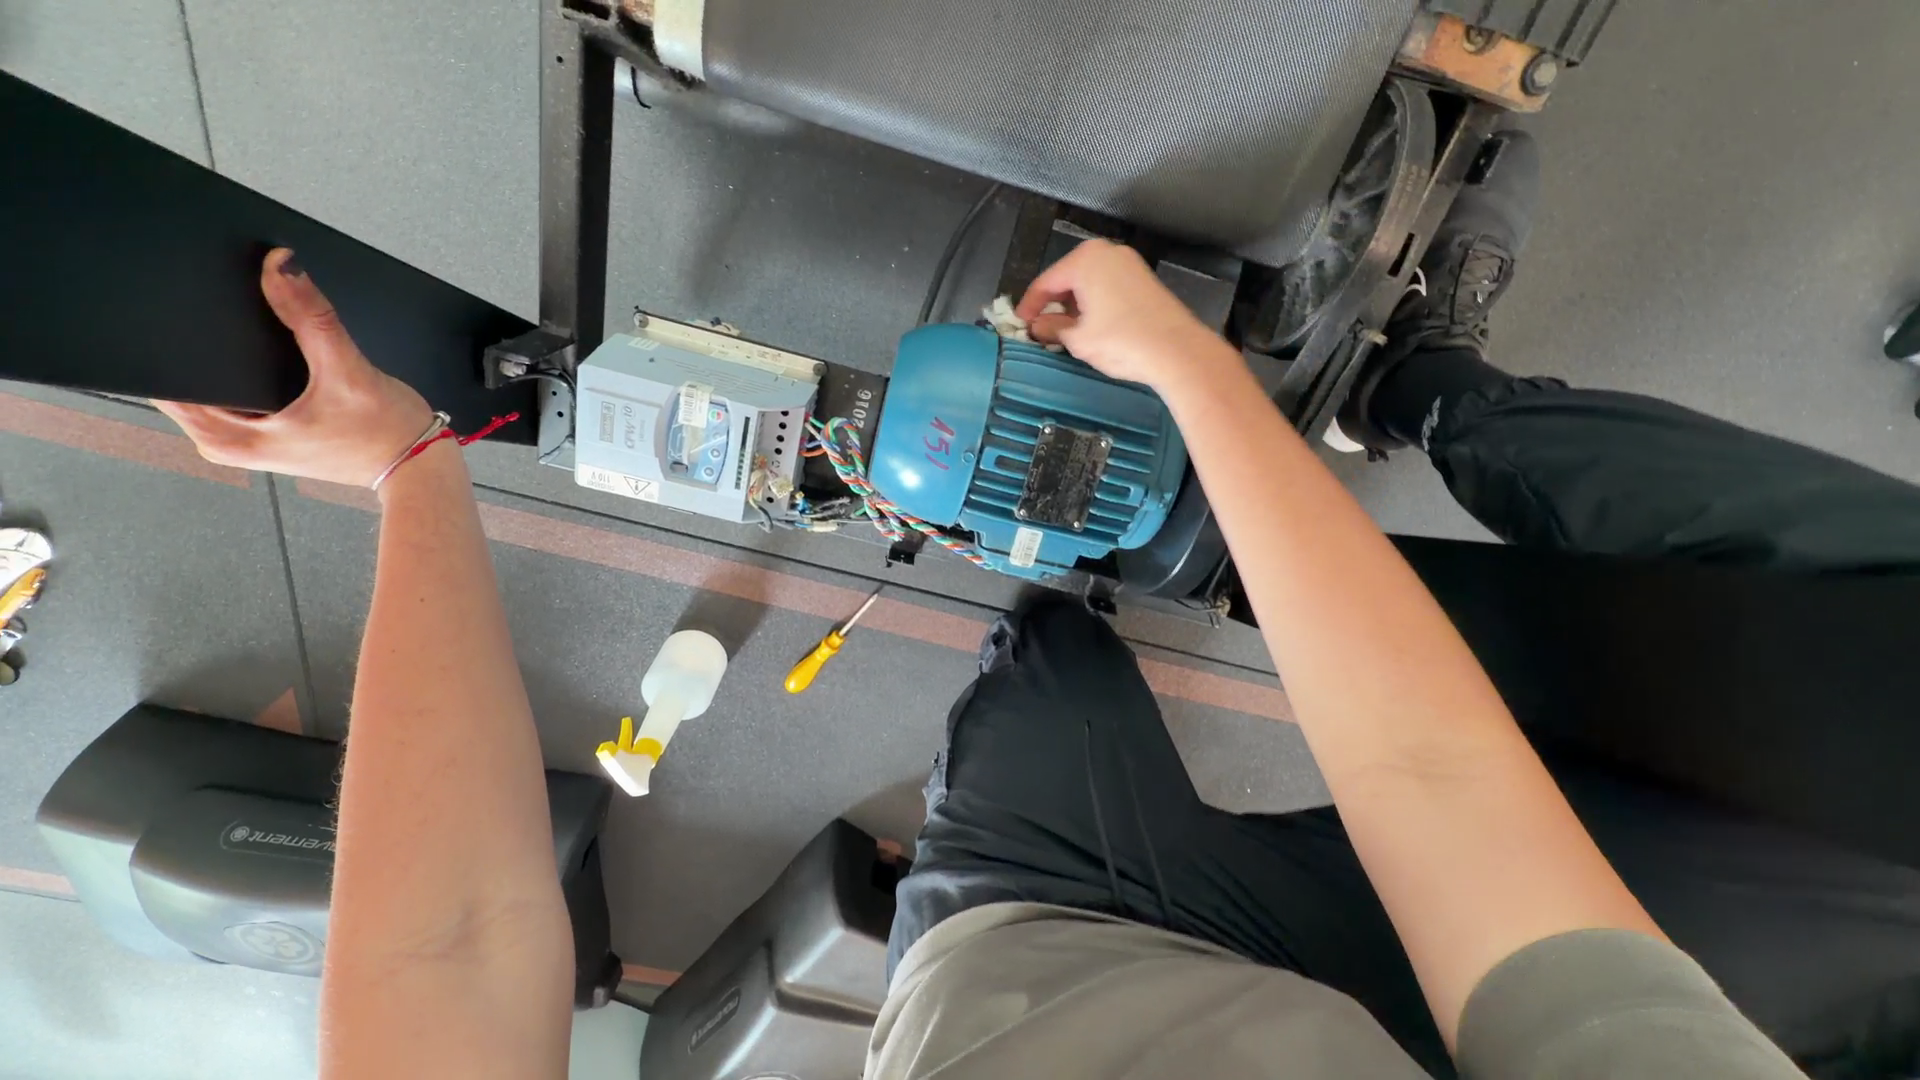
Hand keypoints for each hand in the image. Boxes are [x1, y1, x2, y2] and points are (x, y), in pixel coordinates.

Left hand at [155, 248, 433, 486]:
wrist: (420, 467)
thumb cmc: (388, 436)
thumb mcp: (349, 371)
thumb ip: (311, 317)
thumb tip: (281, 267)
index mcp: (226, 437)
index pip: (168, 374)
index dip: (181, 334)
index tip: (198, 306)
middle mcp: (226, 445)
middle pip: (191, 376)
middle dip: (213, 345)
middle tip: (248, 322)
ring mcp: (247, 444)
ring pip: (217, 385)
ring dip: (237, 360)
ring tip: (273, 347)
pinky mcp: (269, 439)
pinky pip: (240, 398)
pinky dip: (254, 377)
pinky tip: (283, 366)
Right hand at [1015, 238, 1234, 391]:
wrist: (1176, 350)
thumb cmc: (1123, 341)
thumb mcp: (1078, 339)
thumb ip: (1052, 329)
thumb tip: (1039, 327)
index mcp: (1085, 260)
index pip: (1045, 282)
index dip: (1029, 306)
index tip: (1020, 324)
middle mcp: (1107, 253)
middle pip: (1067, 278)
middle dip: (1053, 303)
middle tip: (1042, 328)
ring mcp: (1128, 263)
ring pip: (1088, 282)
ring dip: (1074, 305)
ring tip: (1066, 331)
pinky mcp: (1143, 279)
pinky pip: (1107, 286)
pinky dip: (1094, 303)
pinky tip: (1092, 326)